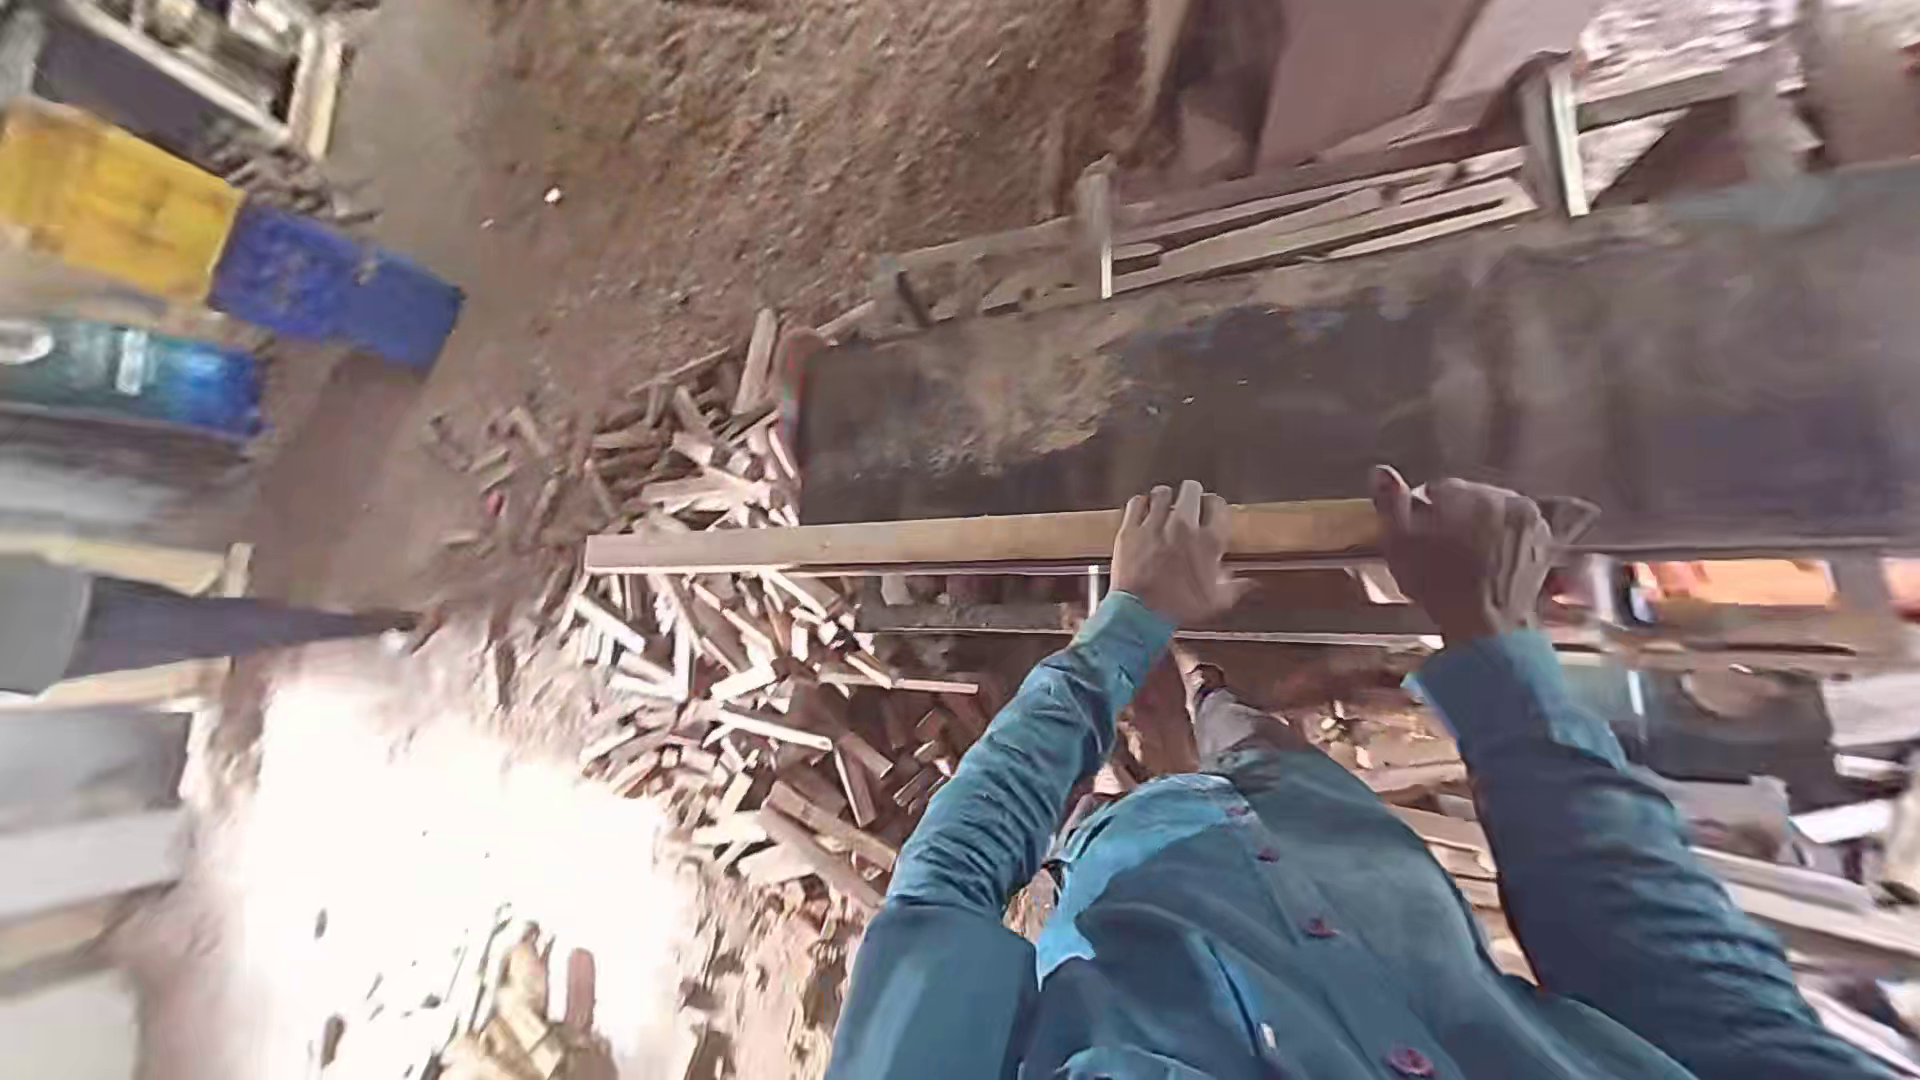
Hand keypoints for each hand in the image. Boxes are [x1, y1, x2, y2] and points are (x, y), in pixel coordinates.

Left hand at [1110, 480, 1251, 625]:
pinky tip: (1142, 510)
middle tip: (1188, 502)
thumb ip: (1234, 586)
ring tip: (1163, 505)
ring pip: (1162, 493)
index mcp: (1208, 541)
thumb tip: (1247, 583)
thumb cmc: (1177, 608)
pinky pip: (1136, 502)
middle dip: (1191, 494)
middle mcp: (1183, 528)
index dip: (1214, 505)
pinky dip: (1140, 504)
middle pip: (1192, 490)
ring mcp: (1154, 526)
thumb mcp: (1214, 601)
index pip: (1218, 505)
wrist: (1140, 613)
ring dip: (1164, 498)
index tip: (1209, 509)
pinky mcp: (1130, 530)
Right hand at [1370, 465, 1552, 644]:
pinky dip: (1497, 538)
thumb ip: (1390, 502)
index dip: (1418, 511)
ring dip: (1474, 526)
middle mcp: (1510, 500)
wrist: (1486, 625)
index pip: (1436, 488)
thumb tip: (1380, 471)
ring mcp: (1533, 521)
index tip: (1414, 534)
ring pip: (1491, 512)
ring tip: (1459, 556)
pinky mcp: (1546, 543)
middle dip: (1450, 515)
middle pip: (1467, 497)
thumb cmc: (1438, 584)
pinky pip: (1513, 529)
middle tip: (1435, 547)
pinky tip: (1482, 560)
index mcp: (1472, 495)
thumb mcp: (1399, 542)